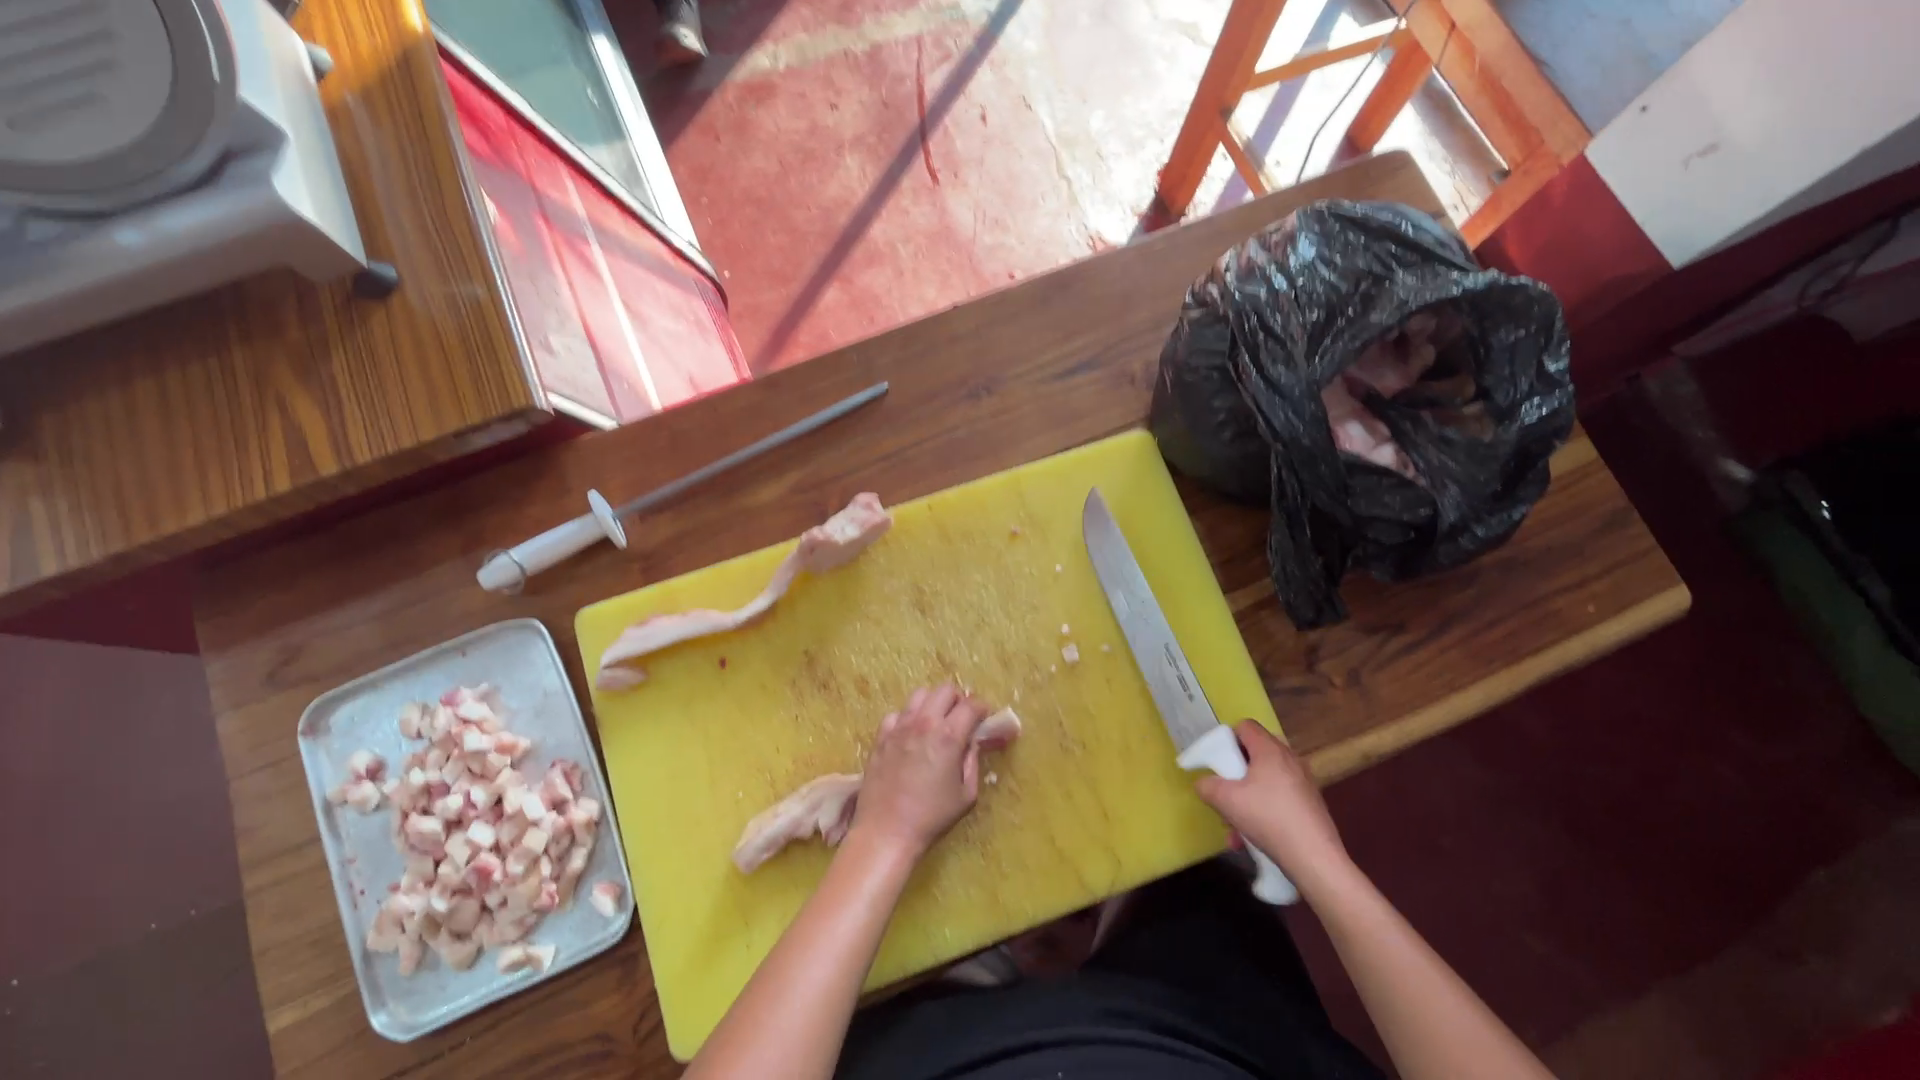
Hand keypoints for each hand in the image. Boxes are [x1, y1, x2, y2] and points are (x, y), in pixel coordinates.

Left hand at [849, 684, 989, 859]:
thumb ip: (972, 762)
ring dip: (932, 704)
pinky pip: (896, 714)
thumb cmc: (932, 817)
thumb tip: (972, 743)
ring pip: (919, 695)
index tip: (984, 719)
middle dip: (958, 700)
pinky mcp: (880, 737)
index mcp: (948, 736)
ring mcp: (898, 728)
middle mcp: (923, 723)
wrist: (887, 831)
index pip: (971, 704)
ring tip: (935, 724)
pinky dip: (907, 719)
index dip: (982, 709)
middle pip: (945, 690)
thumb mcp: (966, 794)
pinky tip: (910, 737)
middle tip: (961, 720)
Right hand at [1193, 720, 1351, 888]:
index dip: (1227, 738)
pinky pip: (1279, 799)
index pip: (1245, 726)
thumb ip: (1207, 786)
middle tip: (1225, 792)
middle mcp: (1290, 760)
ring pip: (1265, 781)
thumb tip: (1204, 784)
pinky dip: (1263, 812)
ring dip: (1245, 800)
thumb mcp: (1226, 801)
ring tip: (1234, 829)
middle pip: (1255, 754)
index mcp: (1270, 750)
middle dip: (1236, 774)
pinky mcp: (1310, 803)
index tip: (1217, 761)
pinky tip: (1252, 839)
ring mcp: (1303, 782)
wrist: (1314, 857)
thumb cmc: (1268, 819)